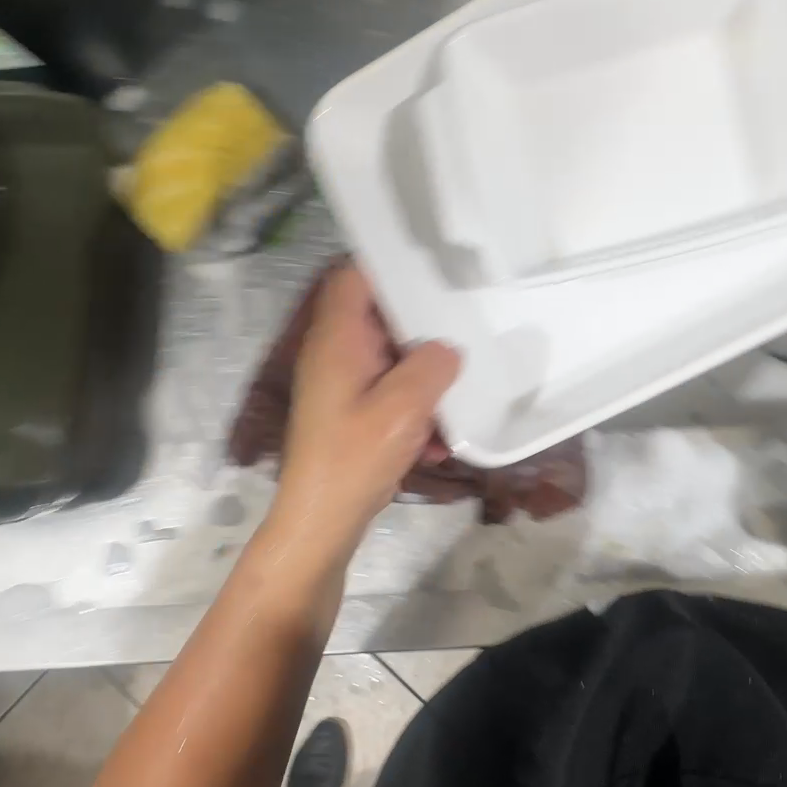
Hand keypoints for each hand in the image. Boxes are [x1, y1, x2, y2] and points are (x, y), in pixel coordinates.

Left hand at [270, 266, 460, 548]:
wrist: (322, 521)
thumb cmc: (354, 457)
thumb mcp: (403, 408)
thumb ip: (431, 367)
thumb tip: (447, 350)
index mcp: (338, 339)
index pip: (354, 276)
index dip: (390, 266)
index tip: (435, 270)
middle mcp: (335, 354)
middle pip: (380, 318)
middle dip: (423, 328)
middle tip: (464, 327)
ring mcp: (343, 385)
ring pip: (392, 359)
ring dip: (425, 379)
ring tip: (454, 397)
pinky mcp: (353, 413)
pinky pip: (391, 394)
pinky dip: (415, 410)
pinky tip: (436, 441)